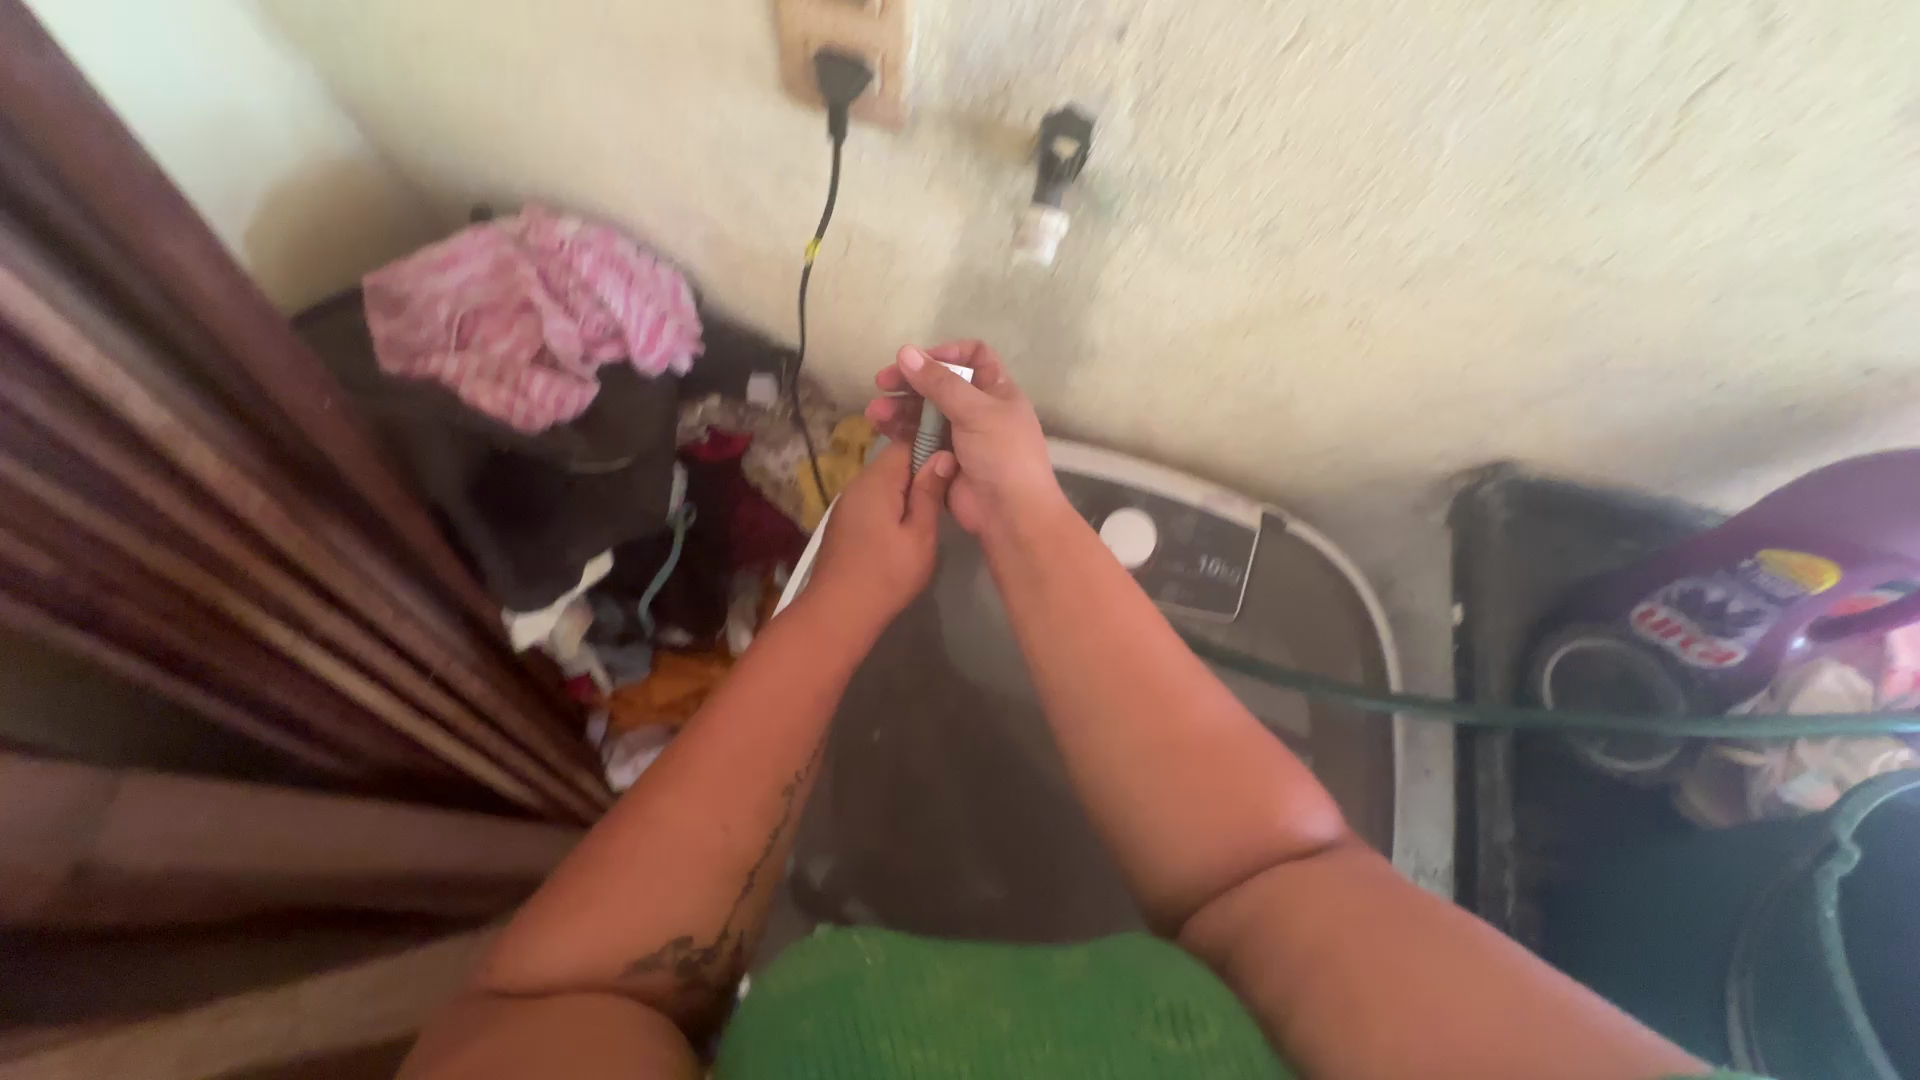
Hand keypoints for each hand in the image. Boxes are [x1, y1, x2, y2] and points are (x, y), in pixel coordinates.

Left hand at [803, 440, 954, 626]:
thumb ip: (930, 493)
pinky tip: (904, 527)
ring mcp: (847, 504)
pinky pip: (873, 501)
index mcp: (877, 480)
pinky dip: (891, 506)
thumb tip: (943, 455)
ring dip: (906, 491)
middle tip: (949, 491)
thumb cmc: (887, 574)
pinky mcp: (845, 523)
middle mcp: (857, 484)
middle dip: (921, 471)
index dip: (932, 447)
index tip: (955, 461)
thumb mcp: (920, 535)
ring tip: (931, 509)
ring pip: (883, 483)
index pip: (906, 442)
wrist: (838, 612)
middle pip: (894, 462)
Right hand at [864, 341, 1063, 536]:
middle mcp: (978, 410)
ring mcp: (959, 437)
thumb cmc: (1002, 454)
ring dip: (899, 409)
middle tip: (881, 384)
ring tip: (875, 414)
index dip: (946, 354)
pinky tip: (882, 430)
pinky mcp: (943, 462)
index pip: (973, 357)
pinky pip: (918, 441)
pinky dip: (901, 433)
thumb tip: (906, 351)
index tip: (918, 360)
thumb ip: (939, 382)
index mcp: (996, 391)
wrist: (1009, 512)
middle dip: (910, 383)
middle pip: (939, 386)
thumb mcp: (975, 410)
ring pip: (924, 414)